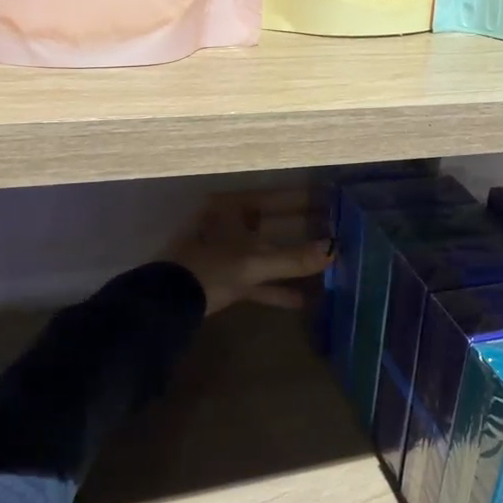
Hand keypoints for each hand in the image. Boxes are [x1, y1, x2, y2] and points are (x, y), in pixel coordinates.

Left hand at [164, 192, 332, 314]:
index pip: (274, 197)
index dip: (303, 200)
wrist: (166, 304)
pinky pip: (256, 279)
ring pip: (265, 253)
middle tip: (335, 232)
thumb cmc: (209, 269)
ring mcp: (224, 252)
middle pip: (272, 225)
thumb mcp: (254, 263)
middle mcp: (227, 225)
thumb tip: (335, 250)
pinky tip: (302, 300)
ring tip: (326, 267)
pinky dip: (276, 288)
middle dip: (303, 233)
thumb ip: (294, 258)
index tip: (331, 201)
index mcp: (230, 208)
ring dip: (292, 262)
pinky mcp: (223, 278)